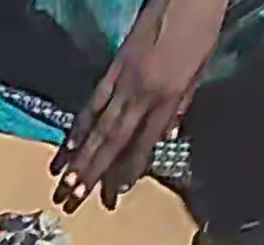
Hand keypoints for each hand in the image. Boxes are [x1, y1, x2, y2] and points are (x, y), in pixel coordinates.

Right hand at [51, 0, 226, 211]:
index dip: (128, 171)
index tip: (113, 195)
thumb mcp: (200, 68)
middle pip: (113, 143)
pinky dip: (79, 126)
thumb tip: (165, 139)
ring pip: (98, 128)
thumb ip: (180, 105)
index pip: (144, 144)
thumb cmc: (202, 26)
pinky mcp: (114, 68)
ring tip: (61, 183)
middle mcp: (142, 94)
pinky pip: (93, 103)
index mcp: (167, 96)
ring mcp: (124, 81)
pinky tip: (67, 147)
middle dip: (91, 174)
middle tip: (72, 200)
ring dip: (78, 159)